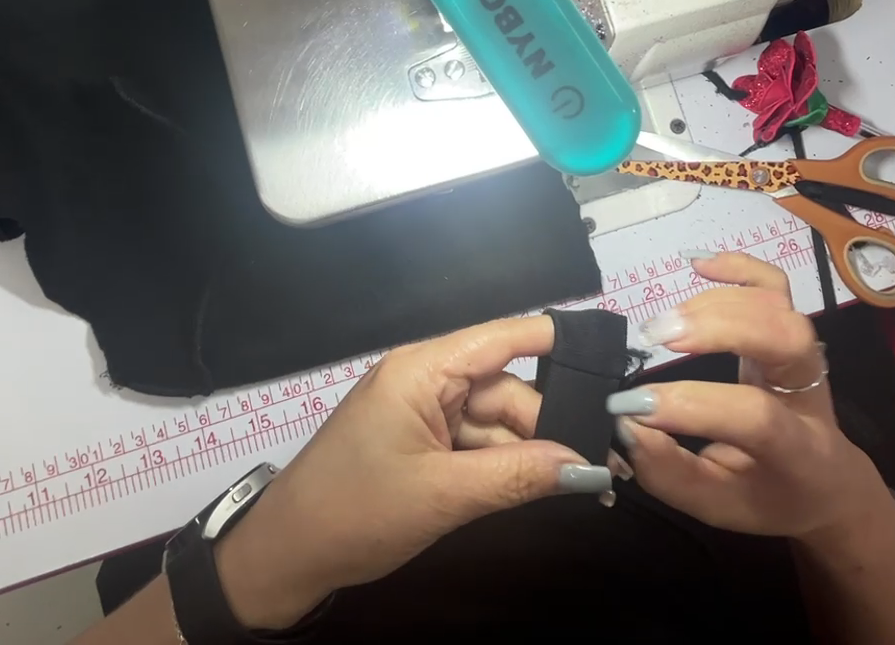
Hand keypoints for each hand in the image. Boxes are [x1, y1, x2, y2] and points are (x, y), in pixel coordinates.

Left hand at [212, 316, 610, 628]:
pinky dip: (510, 466)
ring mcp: (427, 412)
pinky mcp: (426, 442)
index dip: (554, 340)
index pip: (500, 337)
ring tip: (590, 481)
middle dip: (553, 424)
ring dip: (536, 452)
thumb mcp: (442, 495)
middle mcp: (429, 380)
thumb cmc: (356, 511)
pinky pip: (479, 444)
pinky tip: (546, 485)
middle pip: (507, 390)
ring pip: (498, 422)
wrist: (287, 557)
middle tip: (608, 460)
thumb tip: (587, 468)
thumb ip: (517, 477)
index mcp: (424, 369)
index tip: (607, 352)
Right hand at [610, 253, 892, 540]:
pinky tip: (696, 263)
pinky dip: (737, 266)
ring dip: (715, 303)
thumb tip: (625, 422)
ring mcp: (804, 354)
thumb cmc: (766, 496)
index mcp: (798, 450)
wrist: (827, 484)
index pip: (756, 416)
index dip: (694, 405)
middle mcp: (811, 393)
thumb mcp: (715, 505)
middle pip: (784, 337)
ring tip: (664, 325)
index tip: (632, 404)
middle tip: (656, 338)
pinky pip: (775, 283)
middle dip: (718, 328)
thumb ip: (668, 471)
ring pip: (777, 305)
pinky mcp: (790, 328)